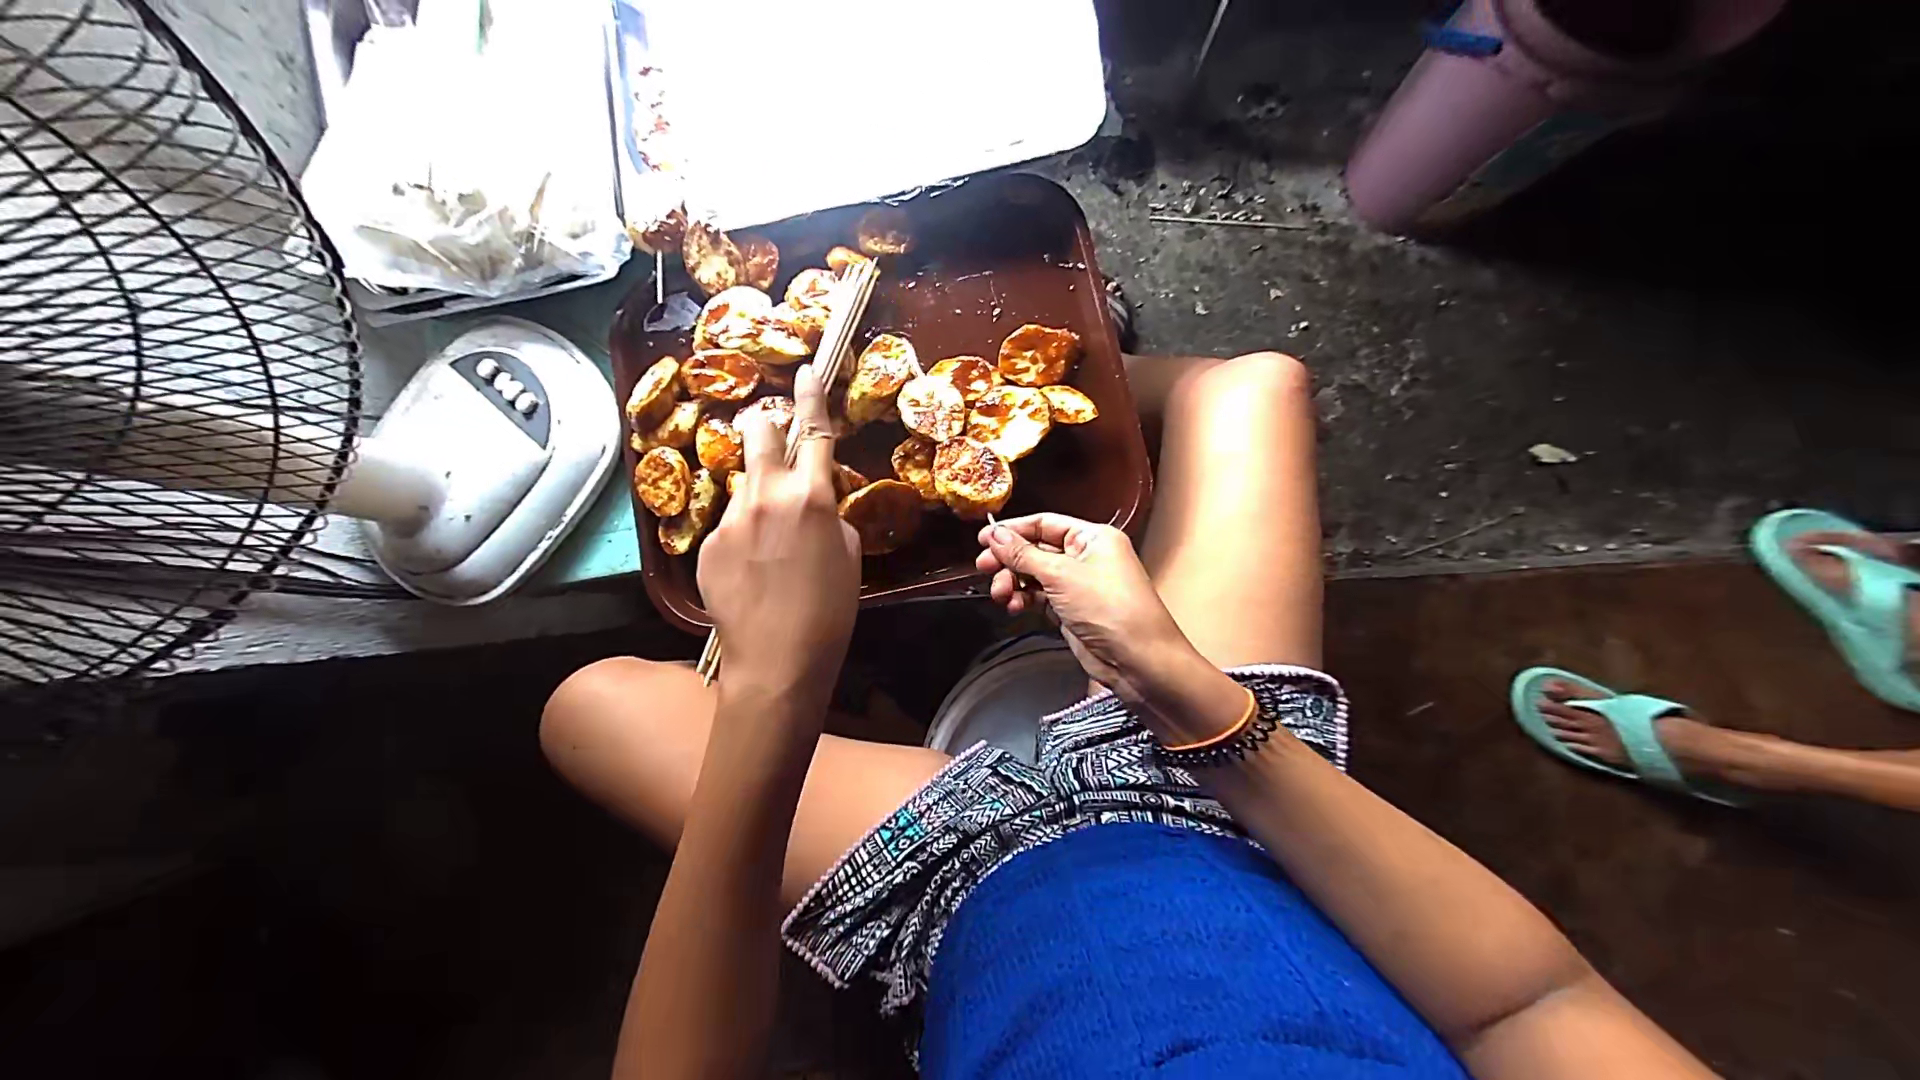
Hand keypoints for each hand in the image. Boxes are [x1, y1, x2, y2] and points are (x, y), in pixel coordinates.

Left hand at [698, 363, 860, 702]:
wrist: (777, 661)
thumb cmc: (829, 612)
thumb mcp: (849, 555)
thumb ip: (831, 515)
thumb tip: (816, 503)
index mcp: (812, 497)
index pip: (815, 431)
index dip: (812, 396)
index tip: (807, 371)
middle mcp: (766, 496)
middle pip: (759, 435)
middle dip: (769, 429)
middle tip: (776, 442)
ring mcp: (729, 519)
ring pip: (744, 485)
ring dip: (759, 496)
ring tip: (771, 541)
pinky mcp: (706, 545)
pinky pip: (729, 525)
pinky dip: (743, 535)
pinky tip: (753, 570)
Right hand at [974, 514, 1203, 705]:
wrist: (1138, 659)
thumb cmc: (1113, 611)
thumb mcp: (1061, 575)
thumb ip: (1023, 555)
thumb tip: (996, 536)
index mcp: (1093, 538)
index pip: (1045, 523)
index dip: (1013, 530)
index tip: (985, 539)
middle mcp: (1087, 557)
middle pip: (1037, 549)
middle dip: (1009, 560)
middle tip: (985, 567)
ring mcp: (1079, 584)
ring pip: (1035, 575)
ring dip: (1014, 583)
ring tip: (1001, 594)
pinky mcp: (1073, 609)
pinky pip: (1040, 597)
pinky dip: (1024, 599)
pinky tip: (1014, 606)